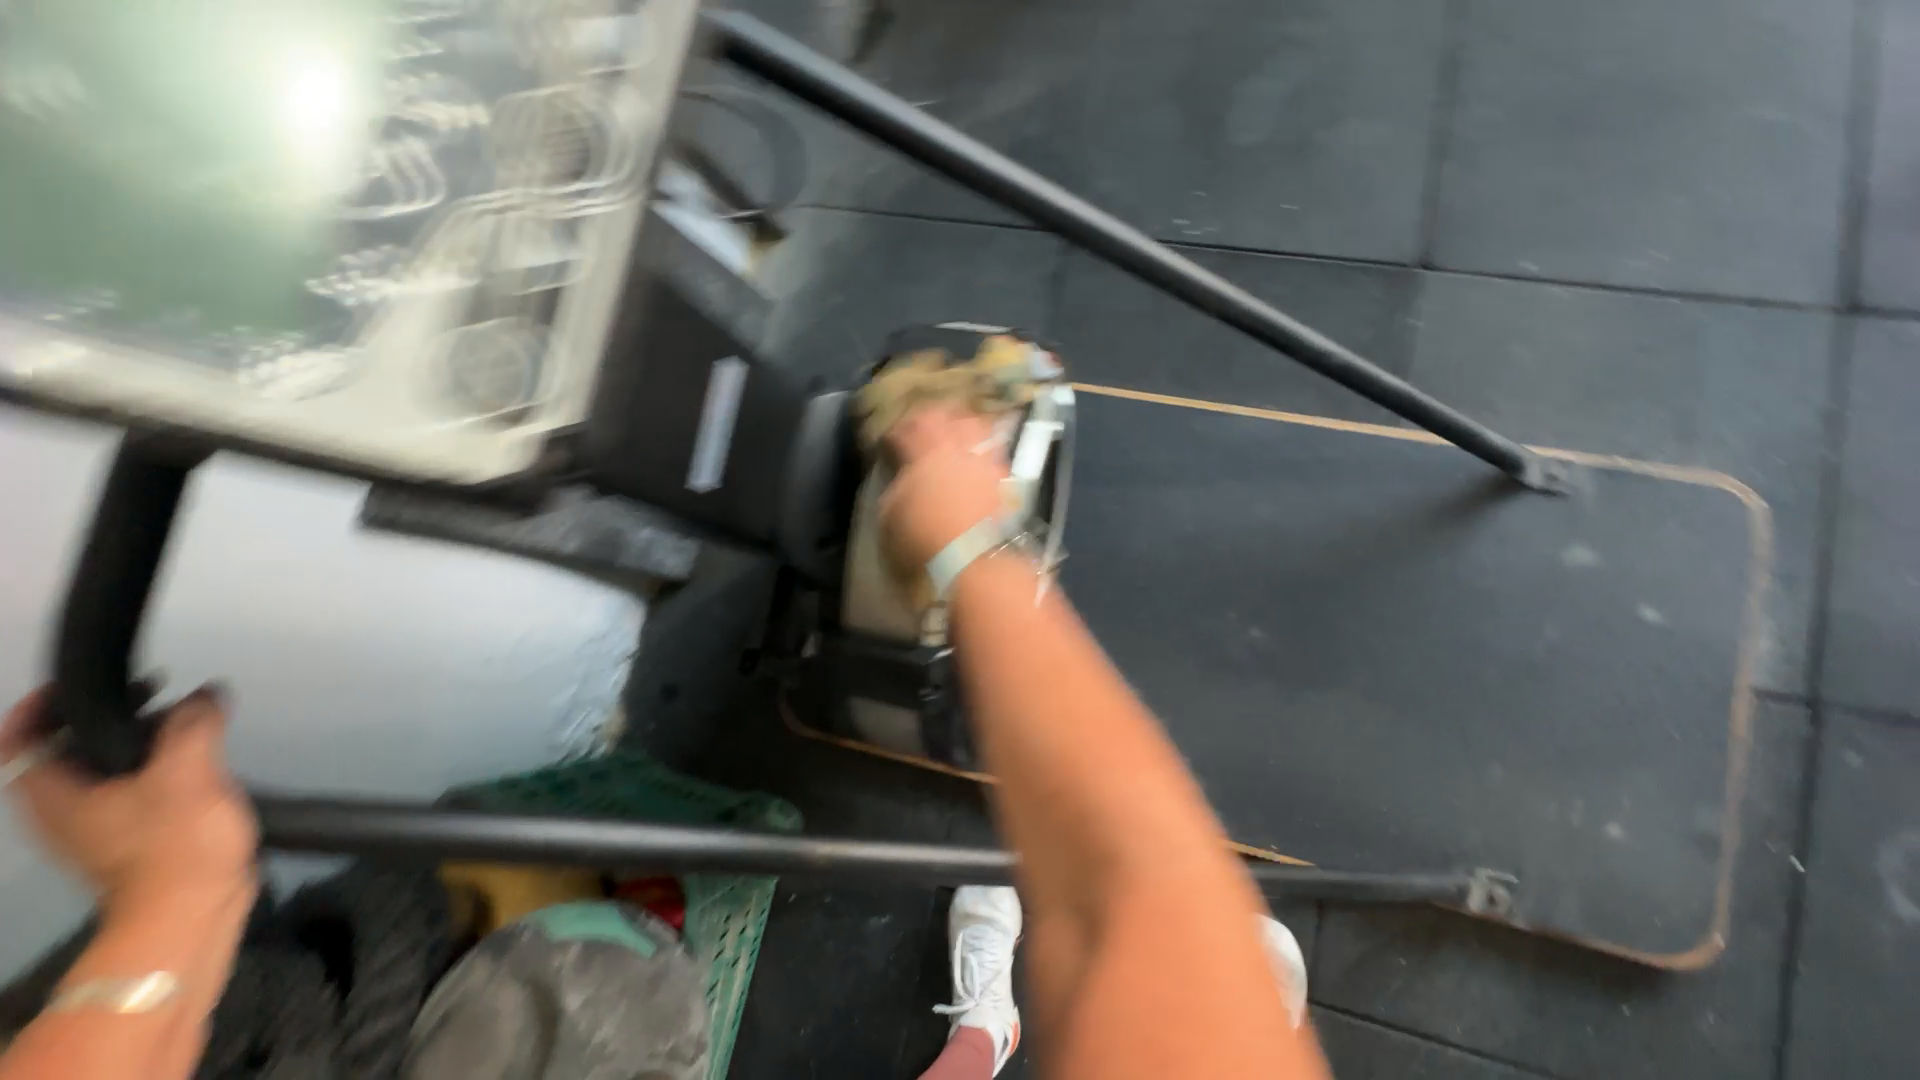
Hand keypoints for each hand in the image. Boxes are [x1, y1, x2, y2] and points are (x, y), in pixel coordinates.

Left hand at [0, 686, 257, 913]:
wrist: (191, 911)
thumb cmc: (174, 842)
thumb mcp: (188, 773)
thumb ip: (193, 726)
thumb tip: (204, 694)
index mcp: (52, 795)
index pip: (19, 739)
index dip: (44, 705)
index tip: (92, 680)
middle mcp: (60, 810)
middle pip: (63, 749)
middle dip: (106, 714)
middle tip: (155, 690)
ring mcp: (95, 827)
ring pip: (101, 768)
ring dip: (138, 738)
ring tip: (185, 719)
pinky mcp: (131, 837)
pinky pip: (130, 787)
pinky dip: (154, 764)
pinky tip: (195, 759)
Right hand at [880, 404, 1010, 570]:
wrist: (971, 556)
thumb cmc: (923, 536)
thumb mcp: (890, 512)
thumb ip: (896, 485)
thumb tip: (901, 475)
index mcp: (923, 453)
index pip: (907, 428)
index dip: (897, 429)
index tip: (891, 437)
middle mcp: (955, 447)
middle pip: (943, 416)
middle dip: (930, 416)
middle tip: (923, 423)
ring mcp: (982, 458)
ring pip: (974, 424)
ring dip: (961, 422)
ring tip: (956, 429)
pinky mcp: (1002, 475)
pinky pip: (994, 449)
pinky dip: (984, 446)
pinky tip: (978, 453)